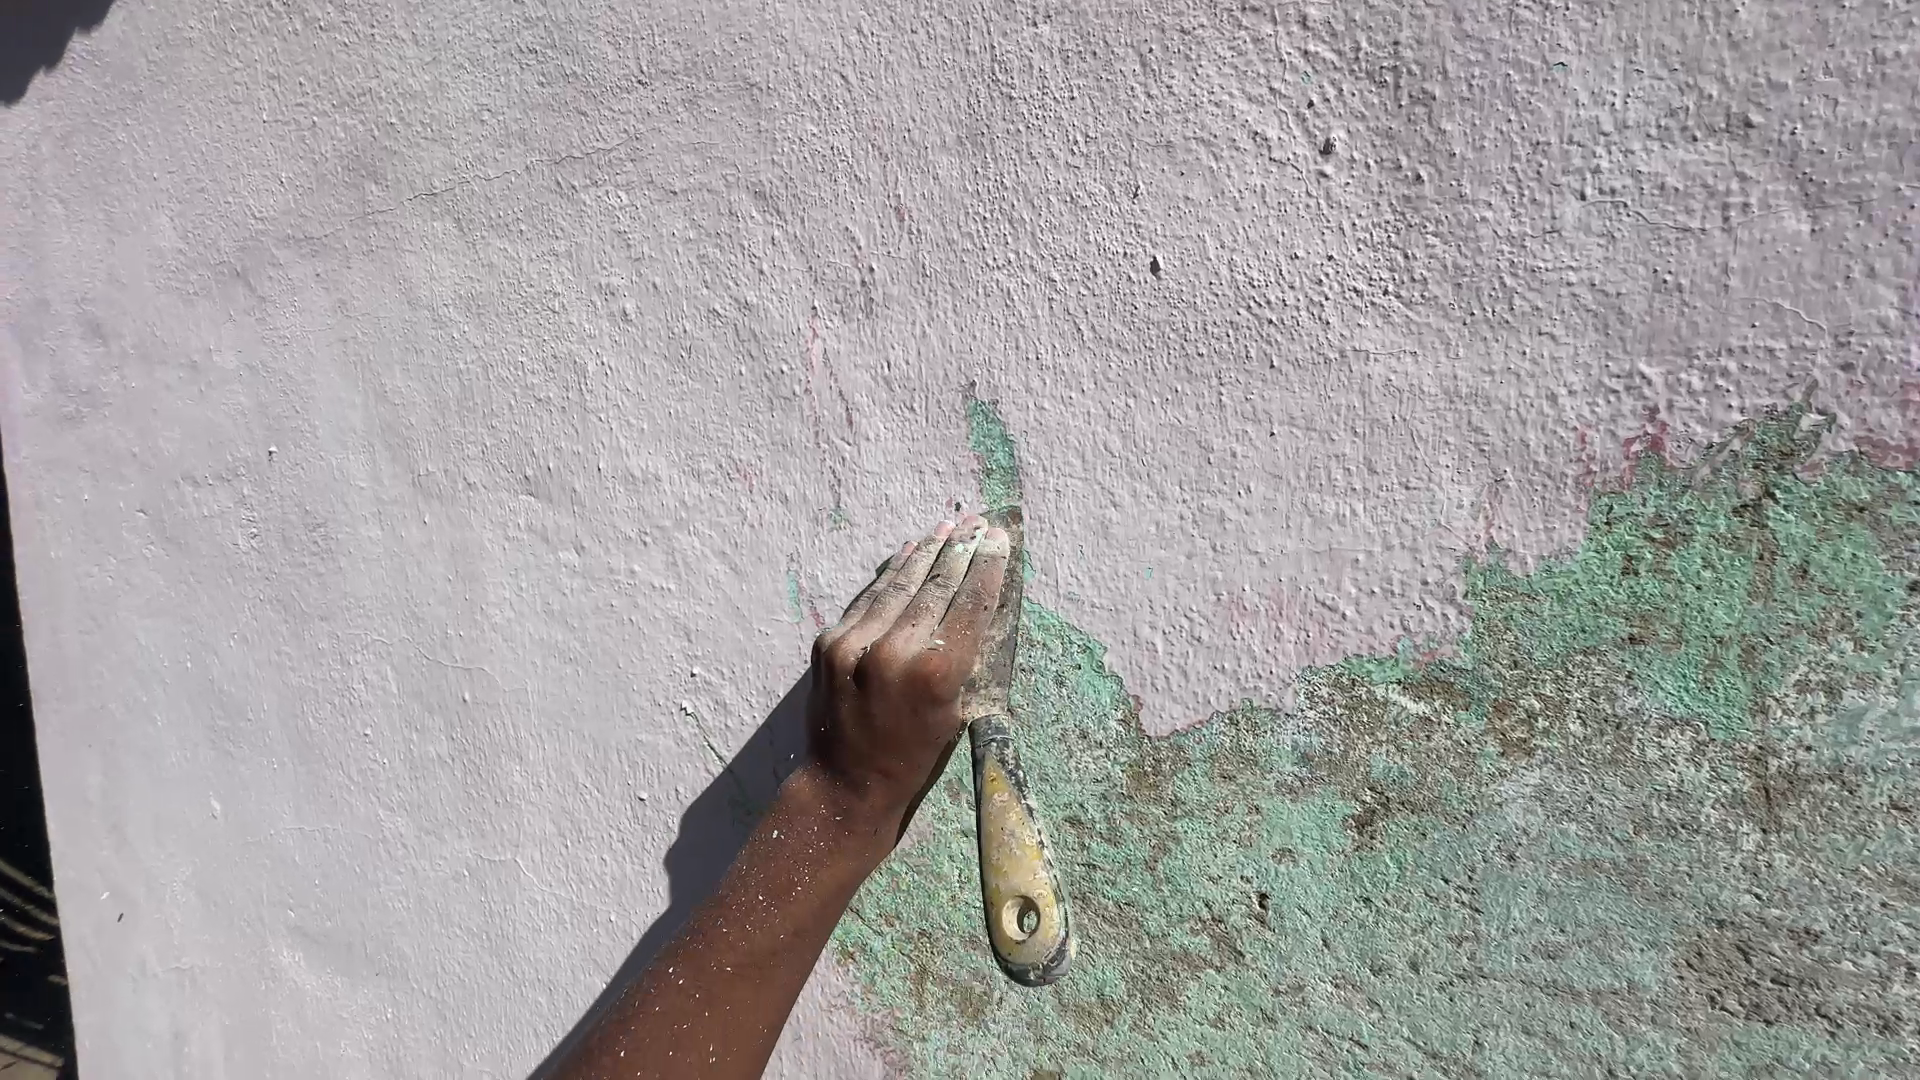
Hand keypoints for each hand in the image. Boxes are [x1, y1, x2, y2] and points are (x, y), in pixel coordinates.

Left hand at [806, 515, 1009, 838]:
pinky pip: (868, 598)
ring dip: (926, 553)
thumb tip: (973, 602)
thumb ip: (963, 657)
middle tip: (977, 523)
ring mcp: (855, 643)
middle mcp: (894, 651)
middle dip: (960, 550)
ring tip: (947, 527)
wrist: (844, 785)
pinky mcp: (829, 642)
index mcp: (936, 674)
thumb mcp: (956, 712)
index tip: (999, 538)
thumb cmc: (915, 757)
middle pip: (935, 587)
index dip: (988, 567)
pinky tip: (907, 553)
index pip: (970, 605)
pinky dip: (891, 574)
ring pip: (899, 585)